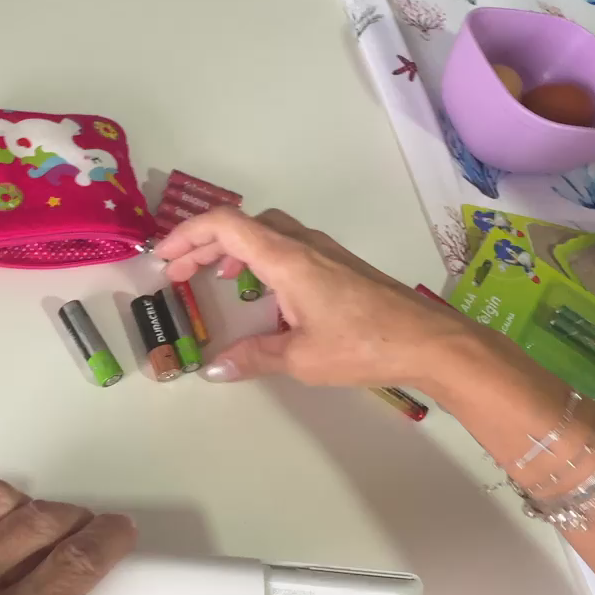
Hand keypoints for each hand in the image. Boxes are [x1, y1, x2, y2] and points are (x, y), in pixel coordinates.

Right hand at [157, 207, 472, 387]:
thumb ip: (253, 358)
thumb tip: (214, 370)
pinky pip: (287, 245)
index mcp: (287, 258)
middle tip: (180, 272)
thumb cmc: (363, 345)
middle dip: (205, 243)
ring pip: (267, 231)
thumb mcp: (300, 358)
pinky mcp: (338, 265)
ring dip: (234, 248)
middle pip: (243, 224)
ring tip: (216, 276)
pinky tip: (264, 292)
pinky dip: (260, 256)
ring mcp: (324, 251)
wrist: (429, 341)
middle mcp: (303, 245)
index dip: (187, 234)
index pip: (226, 225)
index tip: (165, 257)